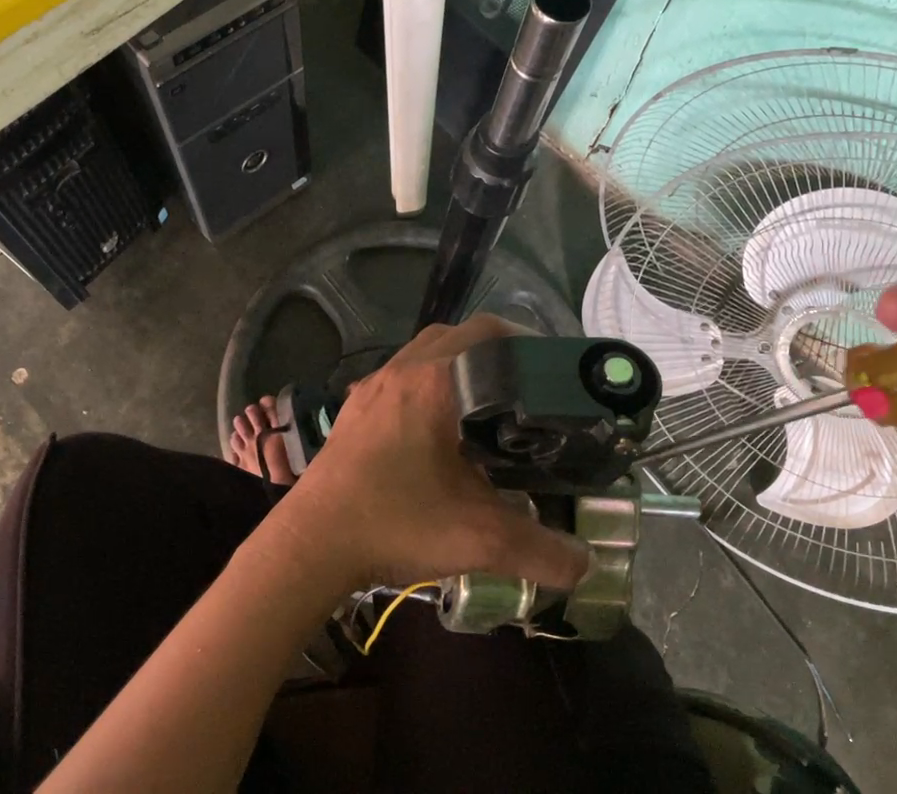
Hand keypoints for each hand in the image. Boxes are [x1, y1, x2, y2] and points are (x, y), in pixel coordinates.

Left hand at [267, 314, 592, 594]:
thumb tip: (586, 563)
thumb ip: (542, 550)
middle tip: (528, 389)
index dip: (527, 344)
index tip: (554, 374)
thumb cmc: (395, 524)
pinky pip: (398, 381)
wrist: (310, 543)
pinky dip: (426, 389)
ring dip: (457, 370)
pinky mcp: (353, 412)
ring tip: (488, 409)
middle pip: (456, 337)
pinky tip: (439, 433)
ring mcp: (370, 390)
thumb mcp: (480, 540)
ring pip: (422, 356)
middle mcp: (399, 371)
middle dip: (496, 354)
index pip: (488, 333)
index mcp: (433, 381)